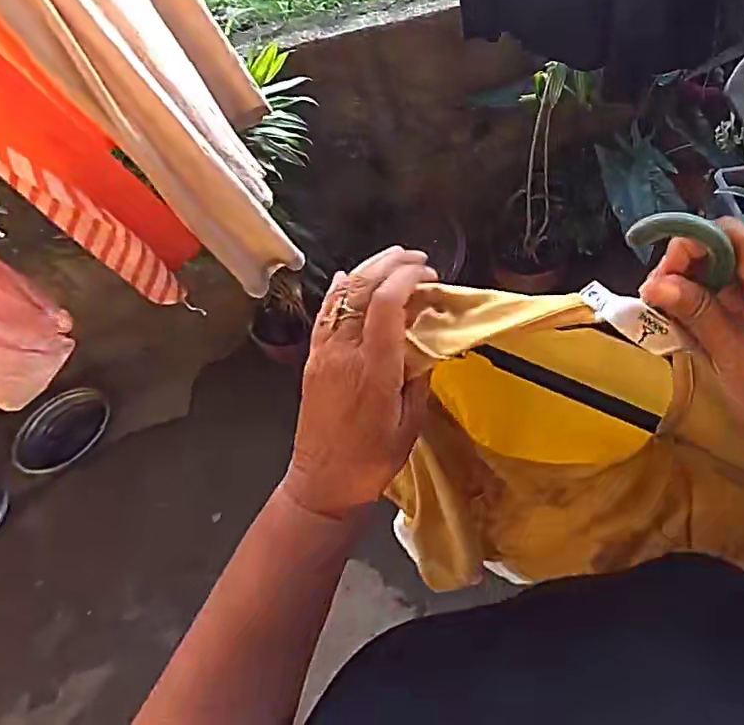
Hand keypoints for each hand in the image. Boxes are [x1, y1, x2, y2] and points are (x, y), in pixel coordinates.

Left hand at [279, 246, 436, 519]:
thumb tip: (428, 341)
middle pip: (362, 290)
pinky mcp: (313, 359)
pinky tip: (352, 276)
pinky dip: (340, 289)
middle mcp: (343, 354)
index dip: (408, 279)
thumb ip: (419, 374)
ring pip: (341, 296)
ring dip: (368, 270)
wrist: (321, 484)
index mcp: (372, 368)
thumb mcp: (410, 419)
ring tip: (393, 259)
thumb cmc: (372, 458)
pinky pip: (325, 313)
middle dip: (391, 265)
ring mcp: (324, 354)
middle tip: (418, 259)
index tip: (430, 275)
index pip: (385, 305)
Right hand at [640, 218, 743, 504]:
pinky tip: (684, 319)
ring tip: (664, 310)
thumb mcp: (732, 357)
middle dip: (685, 266)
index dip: (692, 243)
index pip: (732, 236)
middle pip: (725, 248)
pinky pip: (730, 288)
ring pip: (723, 267)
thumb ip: (696, 312)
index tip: (661, 273)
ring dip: (691, 284)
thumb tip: (655, 284)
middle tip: (654, 296)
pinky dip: (704, 299)